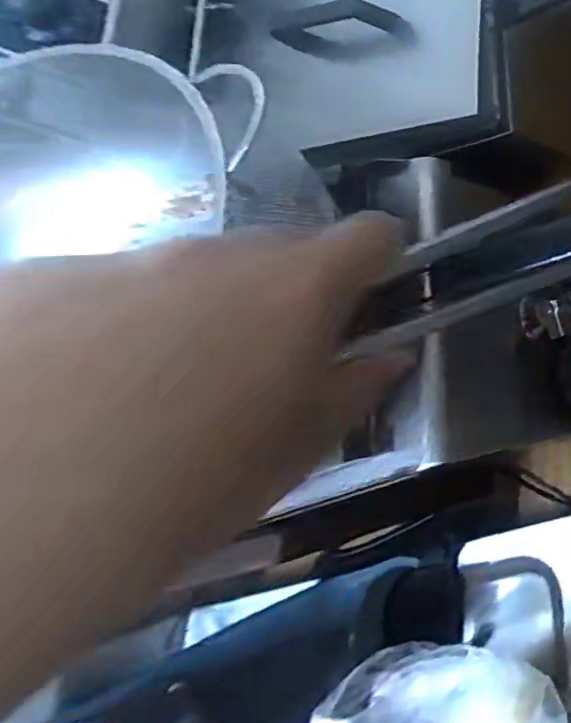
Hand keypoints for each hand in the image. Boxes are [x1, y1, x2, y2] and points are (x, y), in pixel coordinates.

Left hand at [0, 216, 412, 702]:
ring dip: (186, 308)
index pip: (374, 233)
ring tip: (135, 389)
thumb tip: (381, 357)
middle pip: (274, 250)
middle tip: (251, 364)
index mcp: (299, 285)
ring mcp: (102, 265)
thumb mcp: (305, 445)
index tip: (364, 305)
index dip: (380, 263)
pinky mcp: (9, 287)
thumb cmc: (190, 489)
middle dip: (280, 293)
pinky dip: (92, 325)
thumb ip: (359, 384)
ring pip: (178, 272)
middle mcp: (209, 256)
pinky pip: (84, 290)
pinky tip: (55, 394)